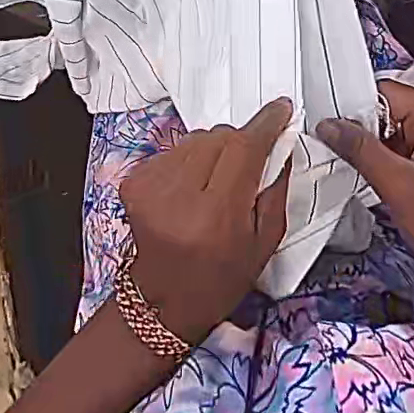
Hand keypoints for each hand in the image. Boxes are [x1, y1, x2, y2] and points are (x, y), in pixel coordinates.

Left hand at [120, 98, 292, 342]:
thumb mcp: (265, 241)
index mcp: (215, 216)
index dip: (265, 124)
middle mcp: (177, 197)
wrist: (162, 303)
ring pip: (195, 138)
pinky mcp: (132, 183)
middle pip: (219, 137)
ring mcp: (149, 188)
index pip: (243, 149)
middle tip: (248, 165)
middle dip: (241, 141)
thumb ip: (276, 187)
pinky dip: (190, 159)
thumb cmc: (220, 277)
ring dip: (214, 149)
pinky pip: (174, 150)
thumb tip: (280, 142)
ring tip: (217, 180)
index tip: (281, 109)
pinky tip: (193, 186)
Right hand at [317, 80, 413, 314]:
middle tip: (340, 156)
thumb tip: (330, 126)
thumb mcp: (401, 189)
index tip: (328, 129)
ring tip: (364, 175)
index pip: (388, 92)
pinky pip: (412, 152)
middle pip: (393, 111)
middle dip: (365, 134)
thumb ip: (361, 151)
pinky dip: (393, 165)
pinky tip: (383, 184)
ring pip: (399, 133)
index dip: (354, 109)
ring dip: (379, 153)